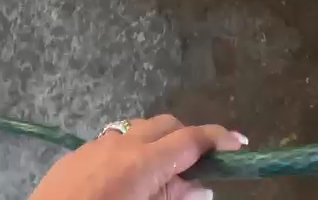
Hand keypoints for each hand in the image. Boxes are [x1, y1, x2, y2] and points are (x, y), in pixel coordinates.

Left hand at [28, 116, 247, 199]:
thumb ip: (173, 199)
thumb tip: (202, 189)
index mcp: (143, 163)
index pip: (191, 140)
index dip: (218, 139)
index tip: (240, 144)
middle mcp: (124, 142)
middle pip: (169, 125)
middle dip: (187, 139)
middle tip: (198, 168)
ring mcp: (98, 144)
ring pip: (141, 130)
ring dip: (158, 146)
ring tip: (161, 178)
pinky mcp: (77, 153)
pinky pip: (116, 142)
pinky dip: (132, 153)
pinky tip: (125, 182)